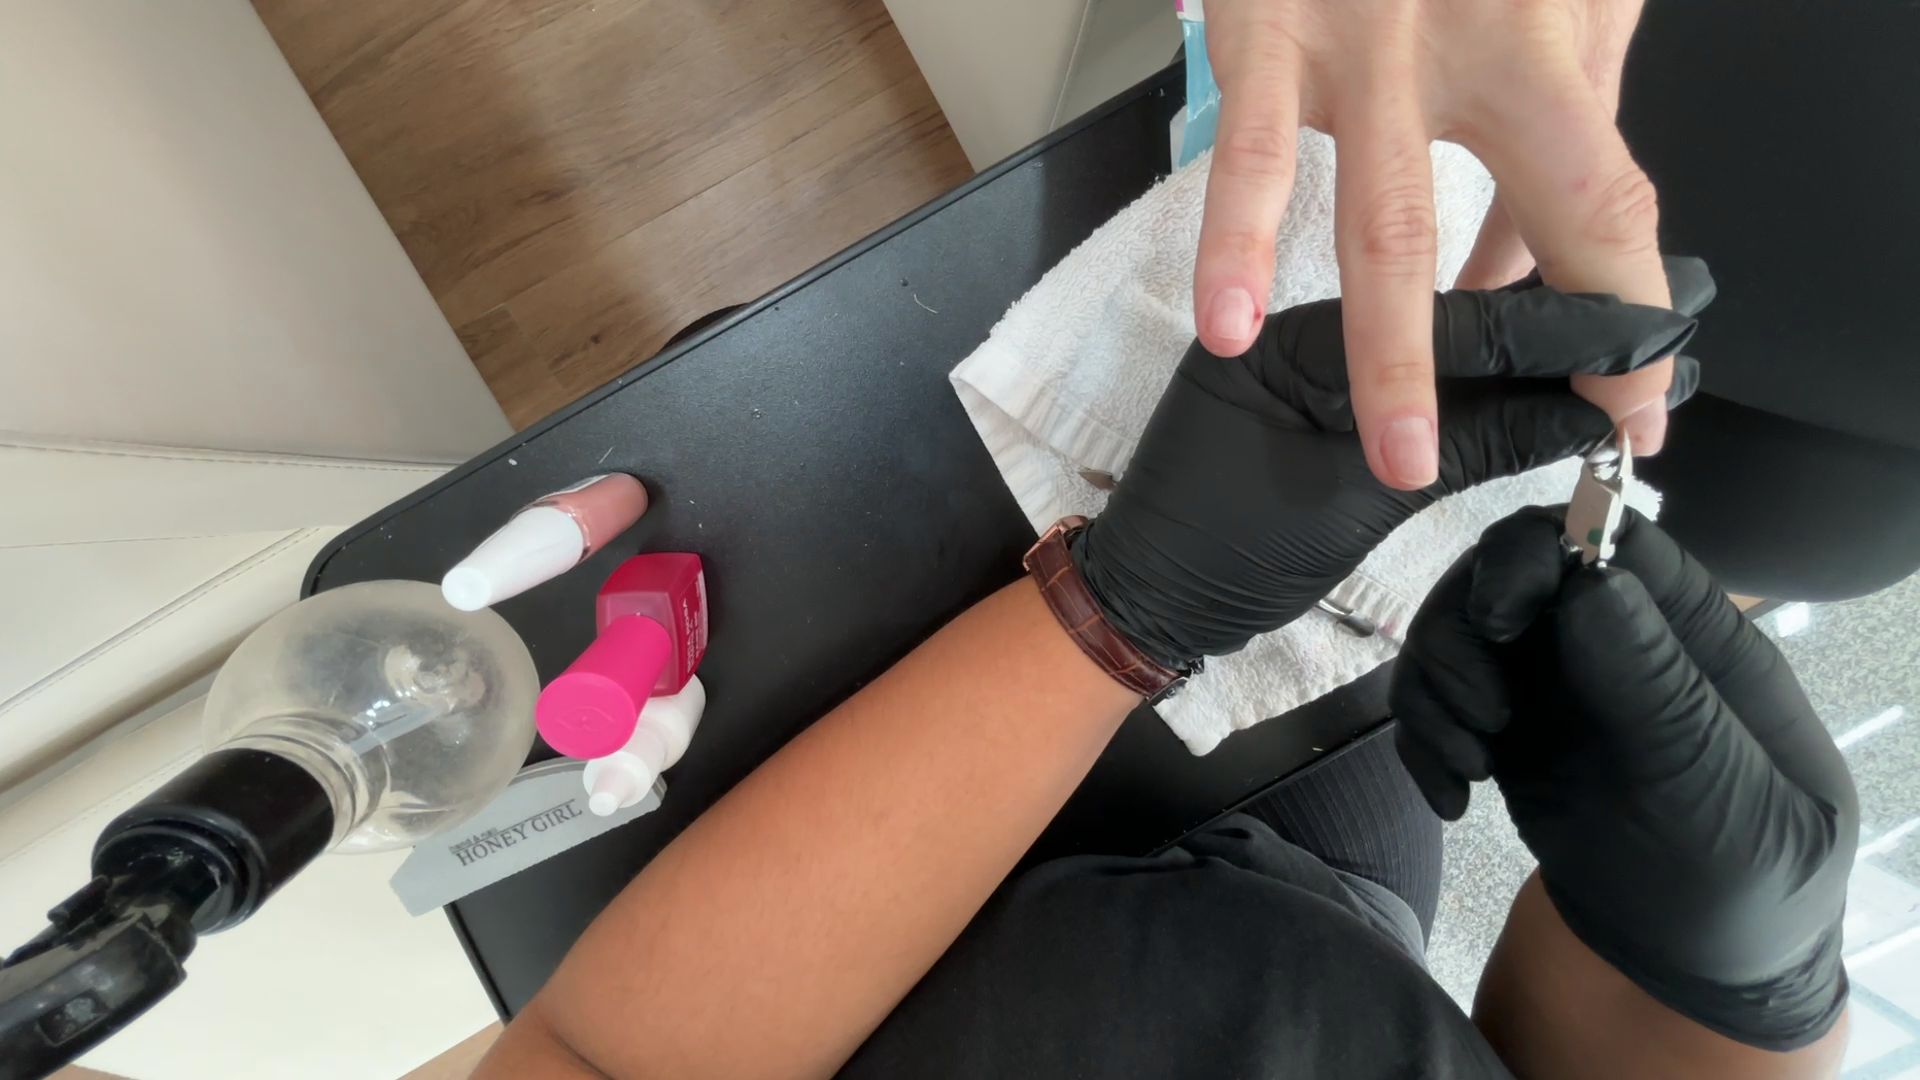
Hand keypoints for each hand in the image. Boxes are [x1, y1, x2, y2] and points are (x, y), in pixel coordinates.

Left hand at [1071, 268, 1699, 669]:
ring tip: (1619, 370)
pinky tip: (1528, 396)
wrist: (1152, 598)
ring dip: (1515, 368)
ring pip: (1426, 354)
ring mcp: (1300, 366)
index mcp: (1299, 339)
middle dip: (1553, 338)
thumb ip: (1473, 443)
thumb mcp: (1356, 499)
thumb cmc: (1229, 551)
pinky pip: (1395, 386)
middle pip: (1447, 326)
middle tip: (1664, 340)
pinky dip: (1461, 395)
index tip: (1667, 334)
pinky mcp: (1302, 404)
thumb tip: (1598, 408)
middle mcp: (1299, 333)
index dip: (1567, 333)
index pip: (1457, 325)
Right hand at [1195, 0, 1670, 489]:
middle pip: (1509, 221)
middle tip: (1471, 465)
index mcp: (1553, 41)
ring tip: (1384, 443)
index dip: (1625, 315)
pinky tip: (1229, 327)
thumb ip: (1541, 131)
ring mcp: (1368, 50)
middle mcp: (1476, 48)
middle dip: (1503, 357)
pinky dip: (1240, 248)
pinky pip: (1253, 163)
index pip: (1608, 202)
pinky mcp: (1272, 42)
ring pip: (1379, 217)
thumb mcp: (1542, 6)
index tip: (1627, 410)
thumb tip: (1513, 262)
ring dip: (1380, 346)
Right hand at [1392, 507, 1856, 1048]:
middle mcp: (1593, 641)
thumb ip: (1657, 686)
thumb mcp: (1718, 792)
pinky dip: (1419, 746)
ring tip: (1472, 768)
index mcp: (1678, 635)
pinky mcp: (1484, 722)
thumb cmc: (1732, 875)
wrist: (1671, 951)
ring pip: (1439, 639)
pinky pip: (1421, 702)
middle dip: (1460, 642)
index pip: (1602, 539)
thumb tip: (1589, 580)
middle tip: (1485, 715)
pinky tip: (1453, 800)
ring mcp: (1533, 680)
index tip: (1497, 617)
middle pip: (1489, 579)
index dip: (1534, 552)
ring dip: (1433, 699)